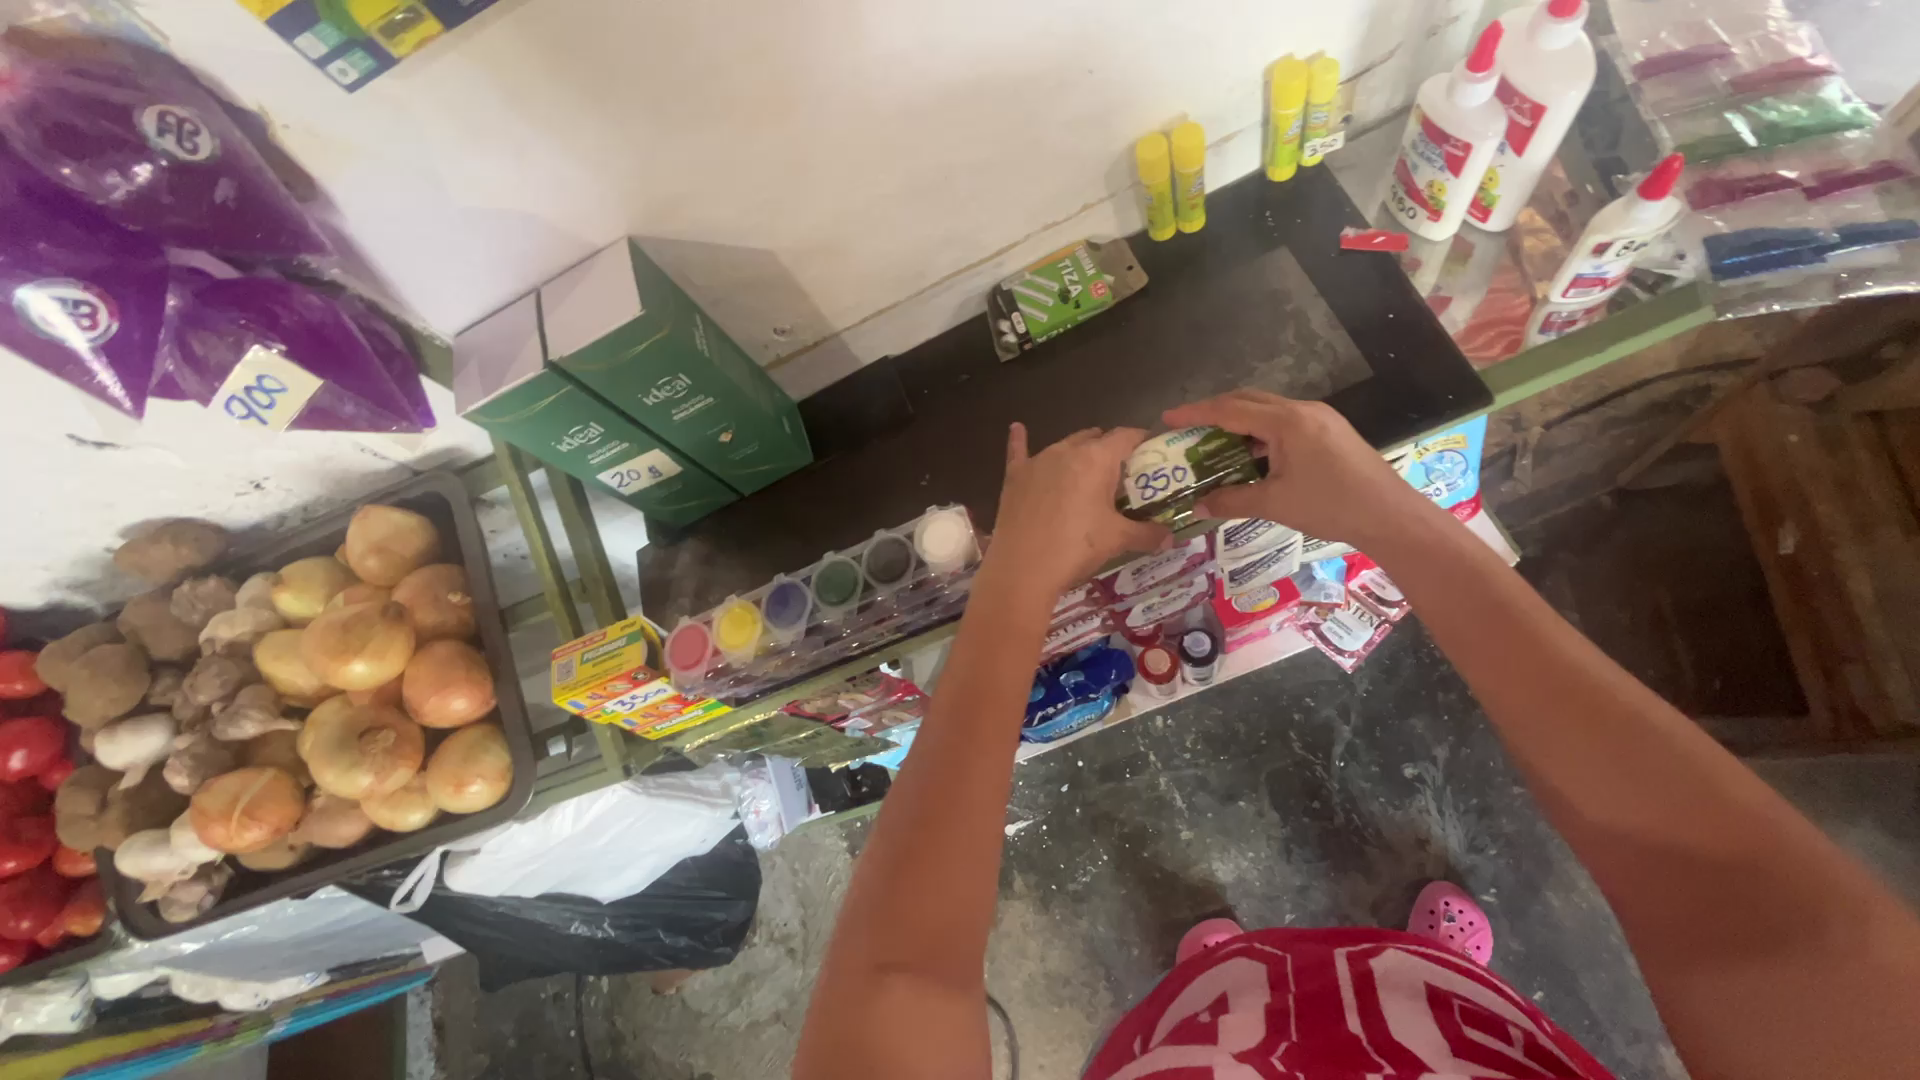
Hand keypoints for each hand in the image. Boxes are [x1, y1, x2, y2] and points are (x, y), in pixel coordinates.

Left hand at [983, 423, 1169, 599]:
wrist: (1022, 569)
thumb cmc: (1076, 549)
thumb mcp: (1118, 540)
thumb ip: (1148, 534)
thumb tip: (1170, 537)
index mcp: (1097, 459)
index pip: (1127, 436)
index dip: (1143, 440)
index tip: (1152, 451)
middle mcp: (1066, 450)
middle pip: (1095, 438)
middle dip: (1110, 450)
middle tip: (1121, 474)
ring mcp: (1037, 461)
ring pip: (1064, 445)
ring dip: (1079, 453)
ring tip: (1088, 472)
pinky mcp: (1015, 477)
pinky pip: (1018, 450)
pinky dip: (1020, 441)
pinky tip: (1017, 428)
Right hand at [1163, 389, 1438, 548]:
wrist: (1390, 516)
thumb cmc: (1330, 506)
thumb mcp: (1273, 504)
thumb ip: (1231, 501)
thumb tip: (1197, 507)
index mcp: (1286, 422)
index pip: (1230, 409)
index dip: (1196, 413)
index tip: (1168, 418)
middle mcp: (1302, 411)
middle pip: (1248, 401)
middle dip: (1214, 411)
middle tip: (1187, 428)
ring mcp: (1319, 419)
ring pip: (1268, 411)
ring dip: (1238, 423)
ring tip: (1212, 443)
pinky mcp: (1329, 432)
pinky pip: (1284, 423)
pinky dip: (1260, 434)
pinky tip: (1250, 456)